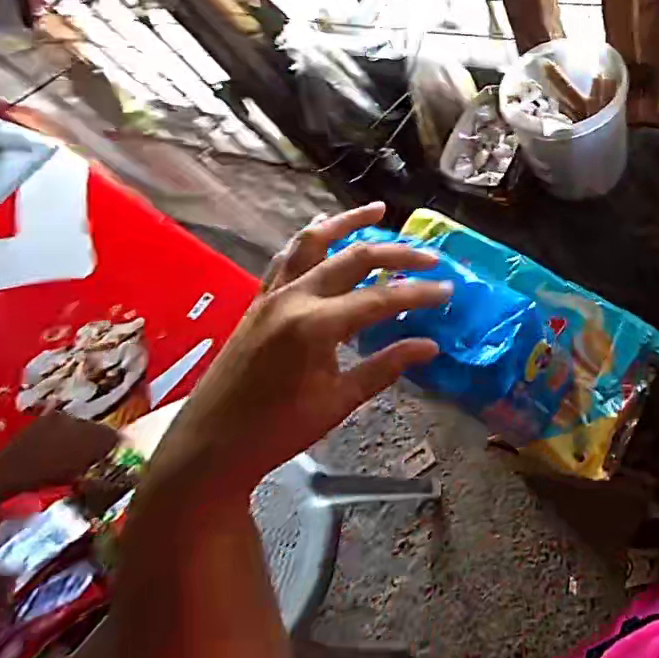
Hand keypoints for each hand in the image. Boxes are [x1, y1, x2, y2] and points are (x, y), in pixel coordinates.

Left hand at [146, 203, 450, 500]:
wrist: (210, 446)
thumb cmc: (276, 431)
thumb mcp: (339, 402)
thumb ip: (384, 367)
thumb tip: (429, 345)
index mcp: (315, 325)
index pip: (380, 298)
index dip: (418, 293)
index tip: (448, 290)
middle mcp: (294, 297)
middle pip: (354, 258)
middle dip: (396, 254)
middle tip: (430, 257)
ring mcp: (272, 294)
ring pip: (314, 242)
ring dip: (347, 223)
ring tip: (377, 211)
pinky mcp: (259, 300)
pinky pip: (287, 257)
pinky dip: (310, 239)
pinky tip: (322, 231)